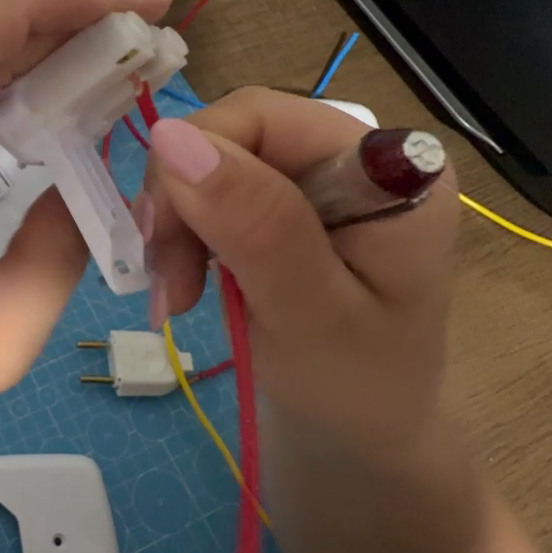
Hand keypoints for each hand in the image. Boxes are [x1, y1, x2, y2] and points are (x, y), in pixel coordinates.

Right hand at [142, 87, 460, 444]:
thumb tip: (170, 135)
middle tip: (167, 281)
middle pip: (229, 134)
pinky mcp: (287, 201)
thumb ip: (255, 224)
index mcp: (387, 169)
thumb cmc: (351, 389)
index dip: (194, 165)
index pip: (260, 115)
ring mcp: (318, 177)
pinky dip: (183, 233)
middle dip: (180, 202)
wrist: (358, 436)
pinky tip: (185, 279)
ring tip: (176, 292)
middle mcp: (354, 155)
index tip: (164, 244)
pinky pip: (210, 189)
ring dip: (175, 223)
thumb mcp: (307, 313)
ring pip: (208, 160)